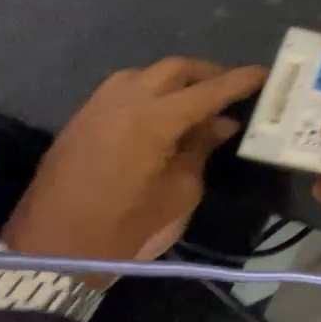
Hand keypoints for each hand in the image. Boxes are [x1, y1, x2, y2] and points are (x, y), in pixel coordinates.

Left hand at [0, 58, 268, 285]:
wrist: (54, 252)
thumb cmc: (128, 225)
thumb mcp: (180, 190)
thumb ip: (200, 148)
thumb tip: (220, 124)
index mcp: (155, 120)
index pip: (209, 90)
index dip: (240, 80)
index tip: (266, 73)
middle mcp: (124, 103)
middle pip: (174, 69)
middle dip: (207, 73)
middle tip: (232, 88)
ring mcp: (97, 110)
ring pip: (143, 74)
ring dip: (173, 80)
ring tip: (194, 99)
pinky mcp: (79, 123)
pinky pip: (120, 90)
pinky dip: (147, 92)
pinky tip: (160, 113)